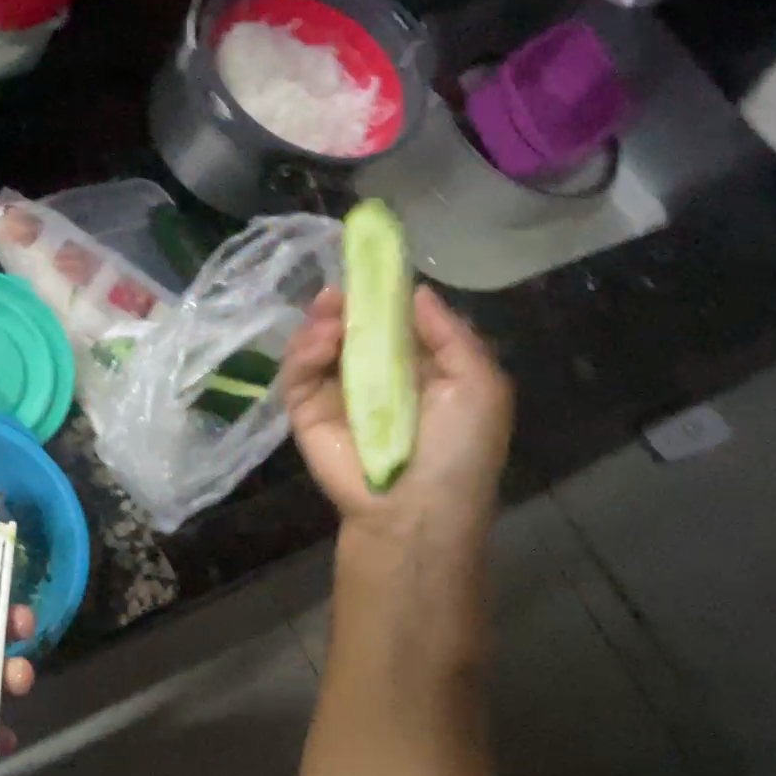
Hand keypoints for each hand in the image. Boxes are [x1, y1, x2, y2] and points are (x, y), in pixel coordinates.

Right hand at [281, 286, 513, 542]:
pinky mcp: (305, 413)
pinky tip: (320, 342)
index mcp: (417, 366)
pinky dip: (302, 353)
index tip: (373, 265)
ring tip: (328, 311)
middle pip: (349, 327)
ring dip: (319, 323)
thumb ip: (451, 334)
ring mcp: (336, 394)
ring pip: (317, 346)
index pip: (392, 319)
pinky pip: (296, 376)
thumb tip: (417, 291)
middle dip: (344, 303)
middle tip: (339, 288)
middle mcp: (374, 375)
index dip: (382, 292)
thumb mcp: (479, 383)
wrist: (415, 509)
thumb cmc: (459, 448)